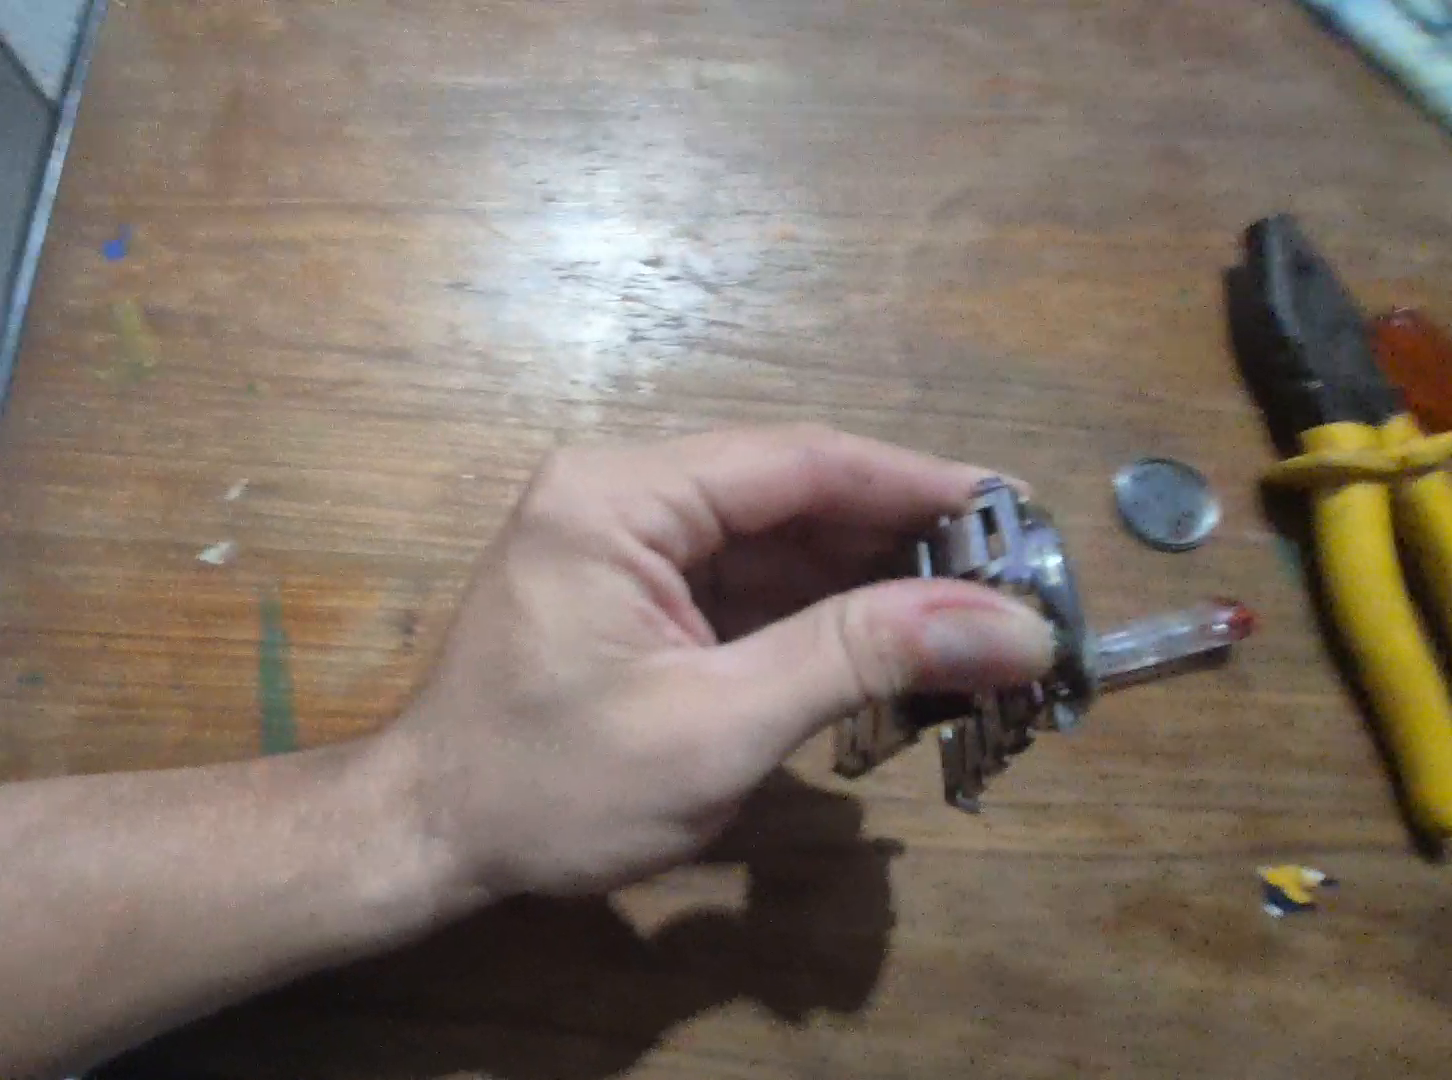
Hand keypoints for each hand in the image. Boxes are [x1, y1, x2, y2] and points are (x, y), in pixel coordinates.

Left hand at [391, 425, 1053, 897]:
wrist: (435, 828)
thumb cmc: (551, 787)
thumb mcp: (712, 727)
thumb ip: (856, 658)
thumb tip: (1012, 625)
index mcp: (614, 497)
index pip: (792, 461)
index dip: (914, 485)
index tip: (1020, 518)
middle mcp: (612, 494)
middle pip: (781, 495)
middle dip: (893, 543)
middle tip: (1008, 592)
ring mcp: (614, 539)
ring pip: (764, 540)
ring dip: (857, 583)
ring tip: (966, 626)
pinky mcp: (622, 586)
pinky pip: (731, 581)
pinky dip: (803, 614)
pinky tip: (876, 646)